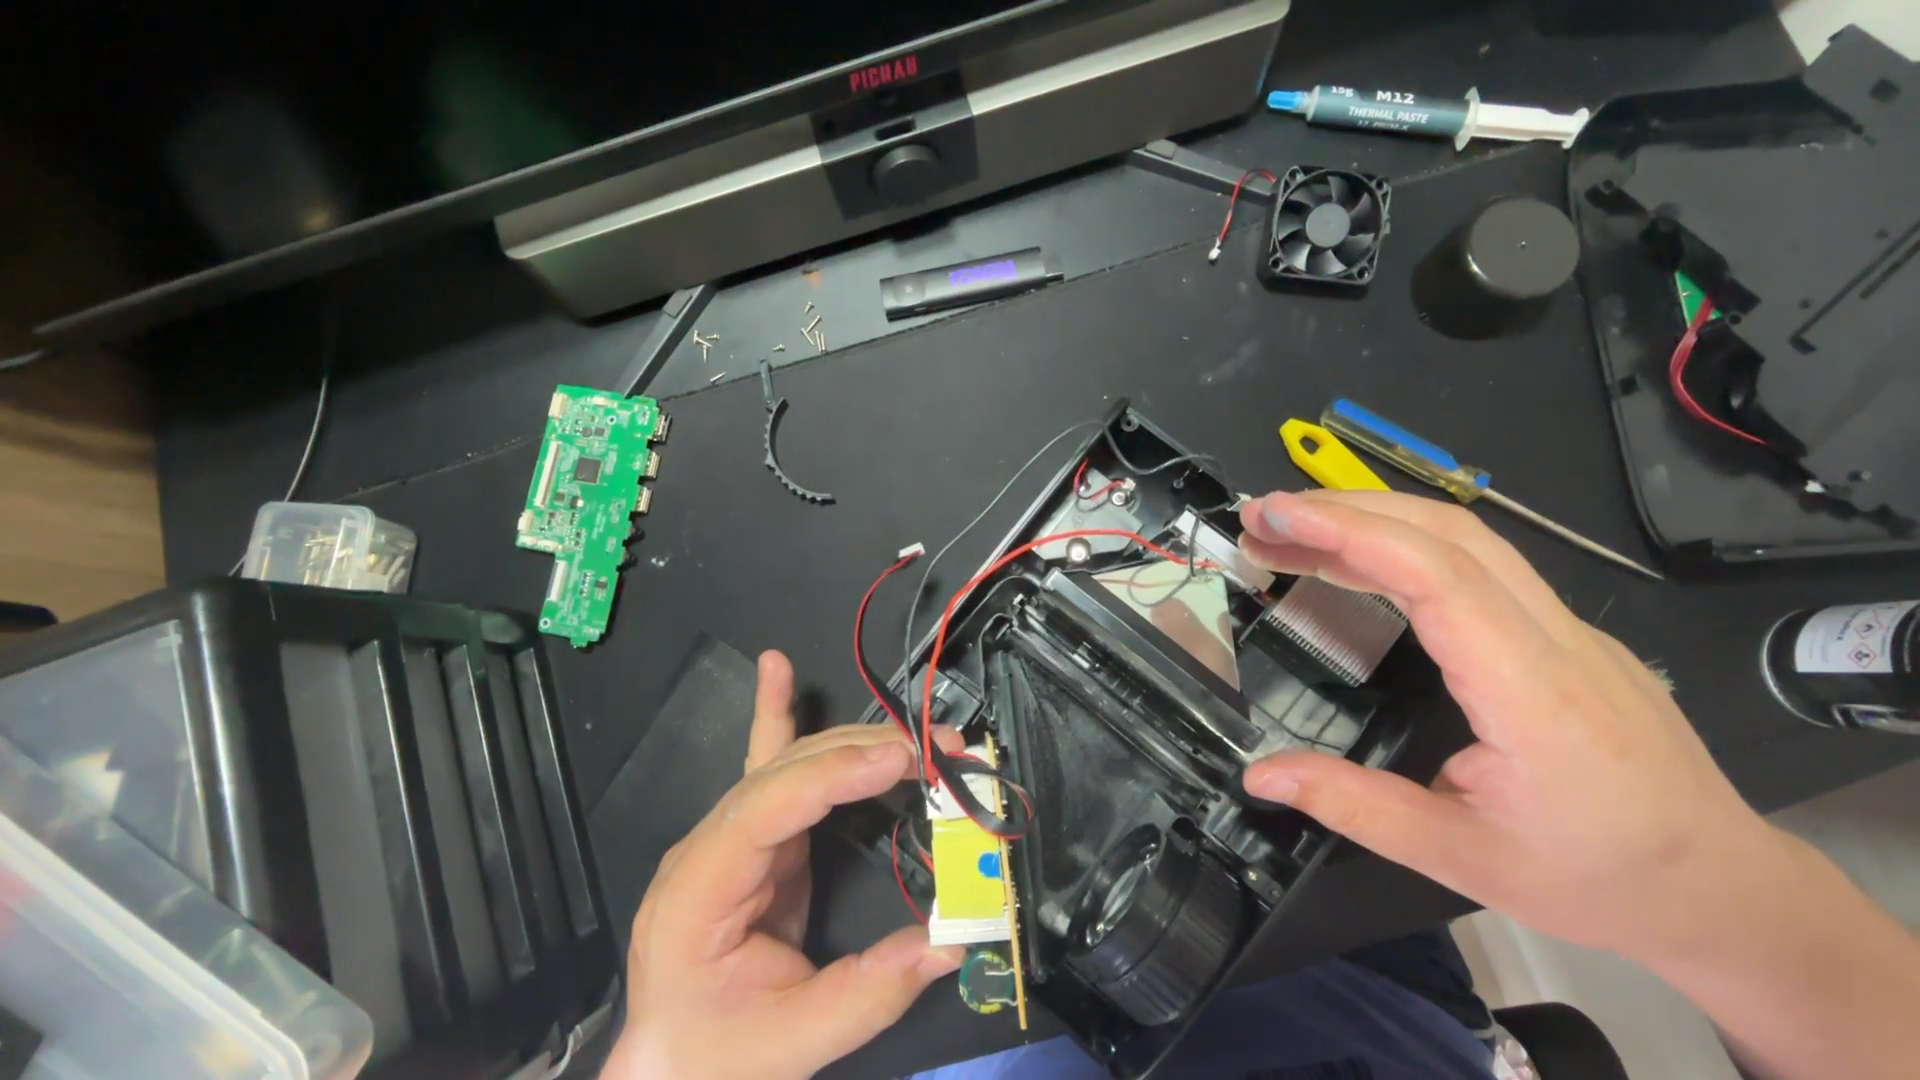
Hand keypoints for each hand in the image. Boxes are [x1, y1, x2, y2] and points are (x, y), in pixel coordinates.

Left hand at [604, 651, 963, 1079]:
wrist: (666, 1064)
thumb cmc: (715, 1054)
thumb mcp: (794, 1041)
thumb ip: (870, 992)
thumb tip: (951, 939)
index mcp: (698, 889)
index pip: (764, 808)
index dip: (833, 774)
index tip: (902, 759)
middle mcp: (709, 845)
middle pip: (784, 772)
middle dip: (863, 751)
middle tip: (939, 749)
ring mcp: (729, 837)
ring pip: (791, 765)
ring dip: (856, 744)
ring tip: (920, 738)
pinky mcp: (754, 840)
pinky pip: (770, 767)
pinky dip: (778, 713)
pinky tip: (776, 667)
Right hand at [1234, 490, 1789, 963]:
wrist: (1721, 888)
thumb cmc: (1594, 879)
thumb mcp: (1460, 858)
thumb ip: (1353, 806)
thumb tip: (1259, 776)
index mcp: (1533, 693)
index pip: (1439, 577)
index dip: (1352, 533)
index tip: (1280, 516)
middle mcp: (1558, 640)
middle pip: (1451, 533)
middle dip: (1347, 509)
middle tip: (1263, 517)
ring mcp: (1571, 628)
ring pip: (1468, 540)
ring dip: (1373, 521)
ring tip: (1290, 534)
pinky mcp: (1567, 633)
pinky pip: (1482, 566)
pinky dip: (1403, 548)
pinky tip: (1356, 566)